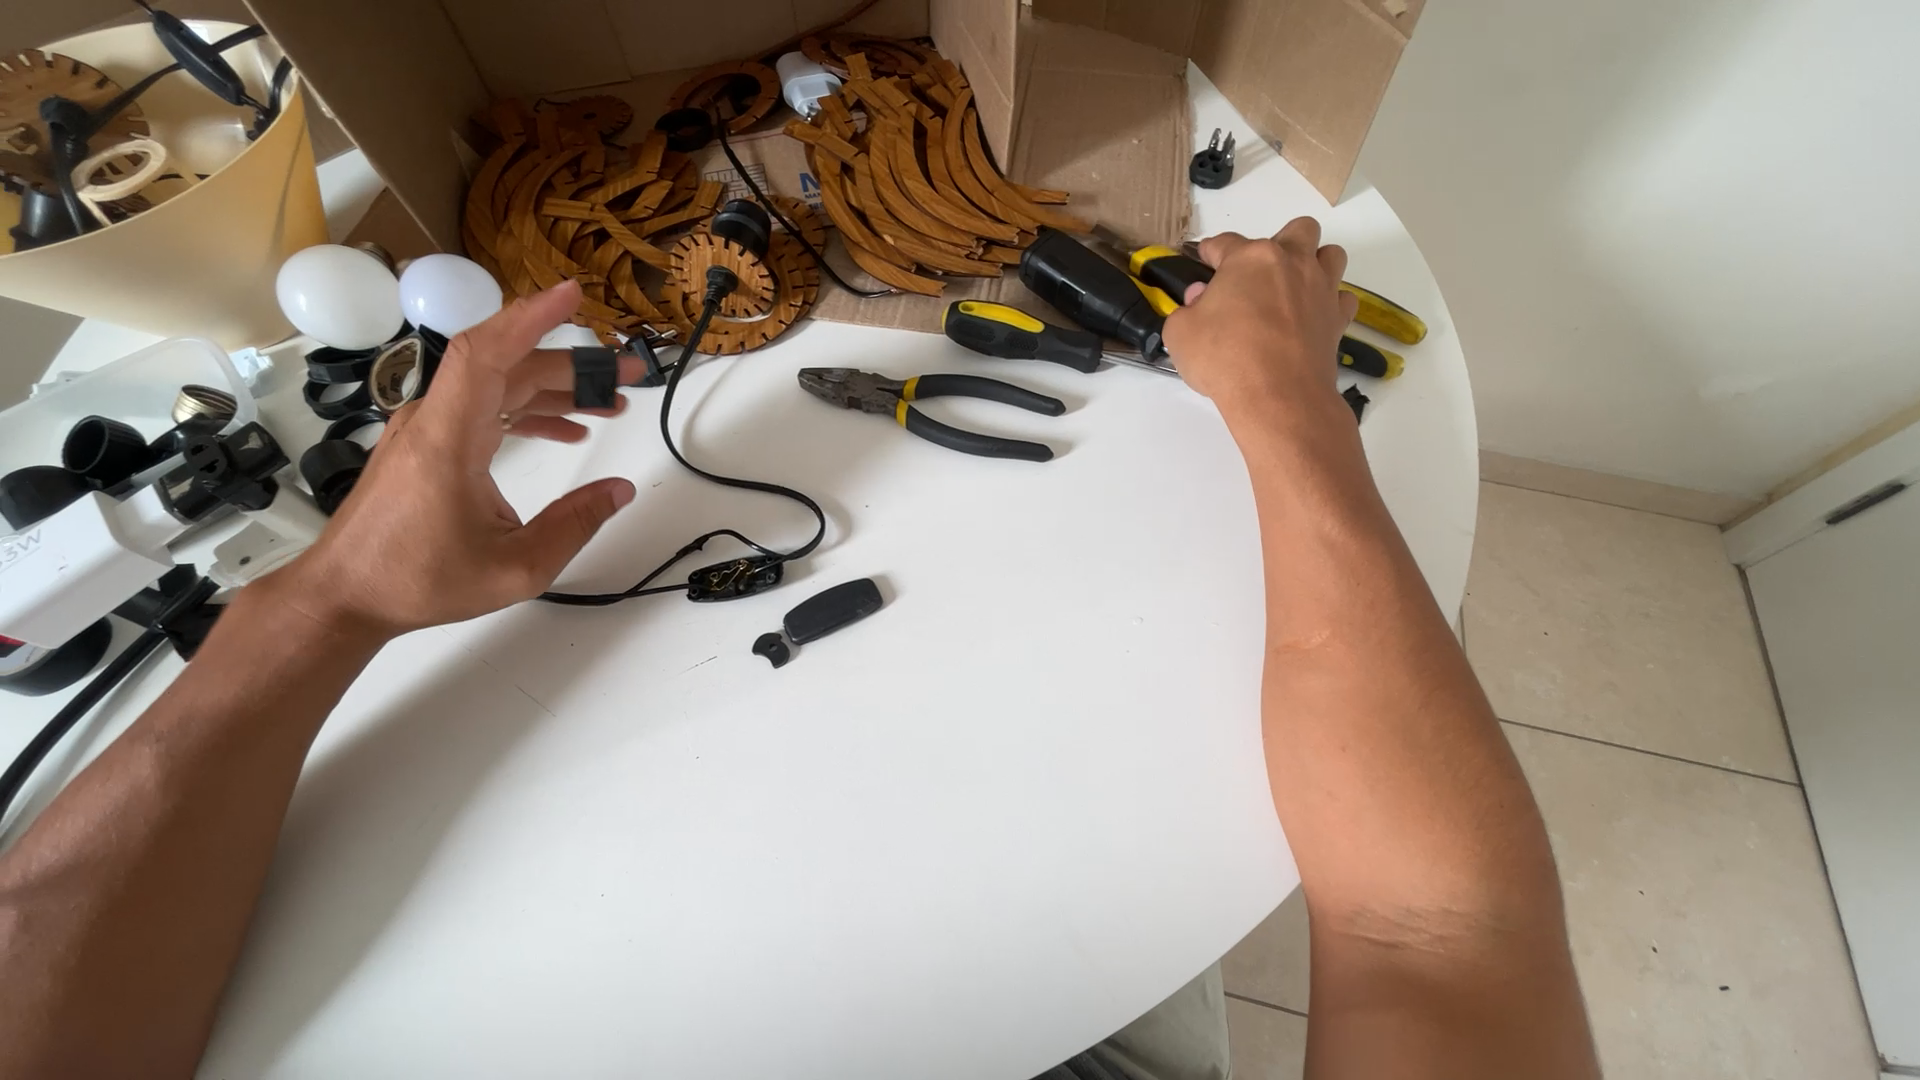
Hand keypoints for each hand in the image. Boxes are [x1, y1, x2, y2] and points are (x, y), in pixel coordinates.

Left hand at [270, 281, 647, 638]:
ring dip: (557, 389)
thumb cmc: (421, 580)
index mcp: (448, 440)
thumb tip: (621, 490)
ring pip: (500, 388)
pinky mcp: (430, 447)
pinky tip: (569, 428)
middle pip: (509, 369)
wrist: (347, 595)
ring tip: (611, 402)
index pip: (488, 354)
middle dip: (573, 365)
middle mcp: (435, 422)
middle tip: (627, 374)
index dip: (531, 318)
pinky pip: (487, 411)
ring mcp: (430, 432)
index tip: (572, 295)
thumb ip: (576, 524)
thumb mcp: (518, 566)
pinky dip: (530, 412)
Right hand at [1163, 217, 1359, 422]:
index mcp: (1250, 259)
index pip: (1225, 243)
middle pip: (1296, 230)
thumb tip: (1200, 299)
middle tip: (1257, 275)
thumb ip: (1186, 310)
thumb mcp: (1180, 333)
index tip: (1204, 260)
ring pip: (1330, 254)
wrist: (1276, 395)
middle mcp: (1291, 263)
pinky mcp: (1338, 319)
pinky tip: (1312, 317)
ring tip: (1292, 288)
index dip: (1210, 251)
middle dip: (1278, 243)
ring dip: (1313, 264)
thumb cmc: (1223, 358)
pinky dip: (1329, 303)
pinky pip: (1342, 298)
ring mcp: (1320, 289)